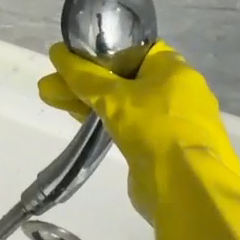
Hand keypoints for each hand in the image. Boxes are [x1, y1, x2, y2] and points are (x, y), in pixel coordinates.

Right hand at [36, 41, 238, 218]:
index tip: (75, 59)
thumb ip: (81, 73)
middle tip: (53, 84)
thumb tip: (56, 51)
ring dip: (88, 101)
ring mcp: (174, 123)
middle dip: (85, 81)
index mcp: (176, 71)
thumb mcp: (110, 94)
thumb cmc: (154, 128)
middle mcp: (180, 93)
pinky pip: (129, 126)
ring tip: (51, 99)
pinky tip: (77, 120)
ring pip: (123, 104)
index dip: (102, 51)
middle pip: (123, 78)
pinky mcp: (165, 149)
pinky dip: (104, 121)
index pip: (134, 49)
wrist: (188, 190)